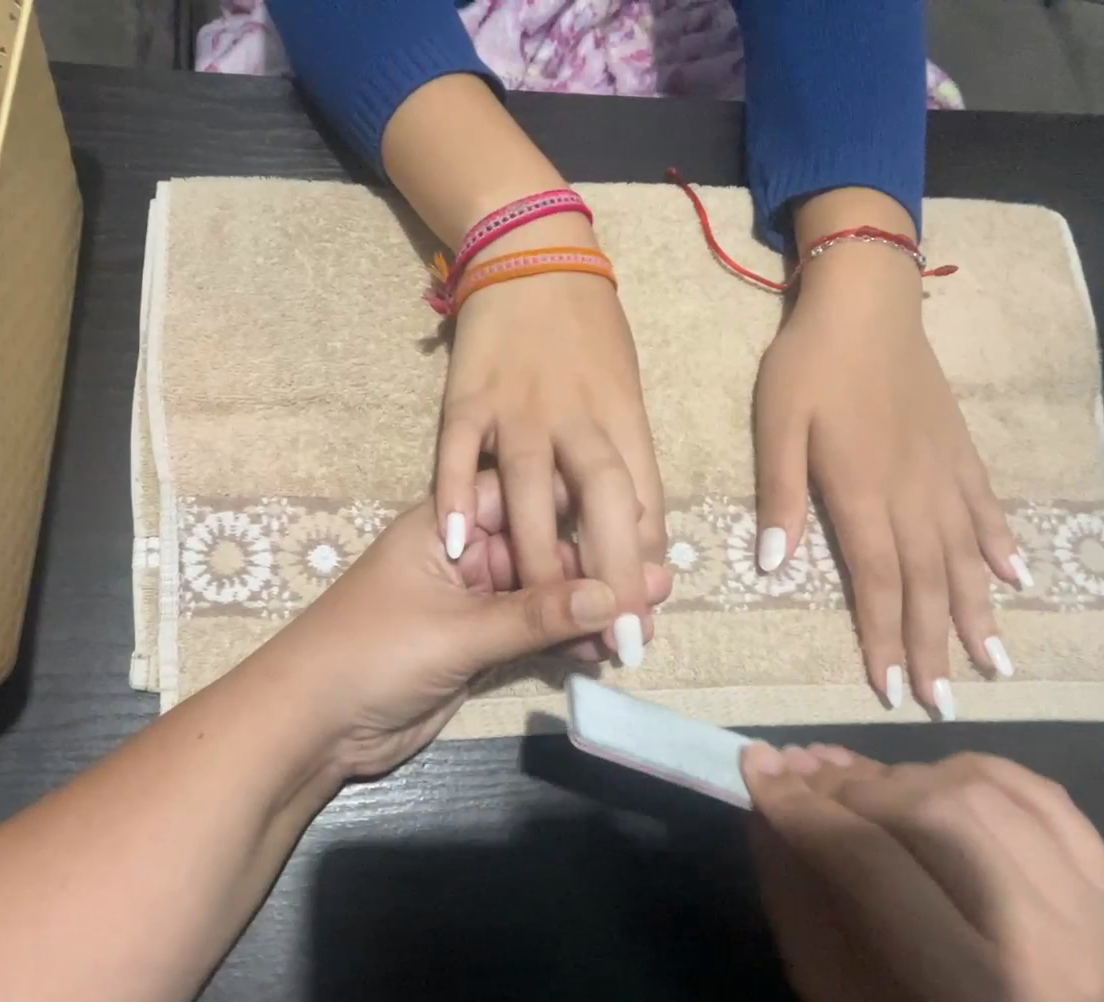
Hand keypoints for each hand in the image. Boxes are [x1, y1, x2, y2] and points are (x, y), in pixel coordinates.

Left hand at [254, 473, 672, 779]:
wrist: (314, 723)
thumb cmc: (372, 654)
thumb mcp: (456, 630)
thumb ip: (535, 615)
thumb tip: (614, 596)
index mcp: (447, 525)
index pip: (524, 500)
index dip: (579, 515)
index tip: (636, 531)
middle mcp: (464, 555)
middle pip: (540, 552)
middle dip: (594, 572)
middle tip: (656, 588)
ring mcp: (470, 603)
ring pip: (541, 598)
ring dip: (586, 611)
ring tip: (645, 622)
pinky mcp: (475, 646)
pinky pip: (530, 635)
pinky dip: (563, 642)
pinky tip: (604, 650)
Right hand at [439, 250, 666, 666]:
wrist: (534, 254)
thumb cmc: (587, 335)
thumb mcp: (625, 396)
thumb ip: (630, 467)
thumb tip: (643, 544)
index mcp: (622, 418)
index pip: (641, 502)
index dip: (645, 567)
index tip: (645, 626)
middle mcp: (576, 416)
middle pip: (600, 499)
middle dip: (609, 574)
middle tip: (613, 645)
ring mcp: (519, 405)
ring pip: (531, 485)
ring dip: (537, 551)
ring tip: (537, 613)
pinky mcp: (468, 396)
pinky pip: (460, 451)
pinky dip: (459, 495)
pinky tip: (459, 543)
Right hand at [742, 743, 1103, 1001]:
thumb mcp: (826, 982)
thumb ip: (791, 880)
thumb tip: (766, 780)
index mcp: (969, 991)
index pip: (869, 860)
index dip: (800, 805)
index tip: (755, 766)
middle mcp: (1049, 945)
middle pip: (929, 812)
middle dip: (847, 785)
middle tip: (803, 779)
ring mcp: (1096, 910)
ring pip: (976, 789)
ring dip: (899, 776)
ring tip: (863, 792)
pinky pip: (1033, 789)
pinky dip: (966, 771)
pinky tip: (930, 788)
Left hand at [755, 194, 1023, 716]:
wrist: (866, 303)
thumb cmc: (807, 367)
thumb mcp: (776, 429)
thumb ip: (781, 498)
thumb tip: (778, 568)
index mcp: (862, 494)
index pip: (876, 583)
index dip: (884, 639)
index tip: (895, 690)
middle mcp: (913, 494)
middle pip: (925, 583)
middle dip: (933, 646)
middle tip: (949, 704)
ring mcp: (945, 472)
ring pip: (964, 557)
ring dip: (978, 613)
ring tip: (997, 663)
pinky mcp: (961, 449)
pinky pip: (987, 508)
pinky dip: (1002, 546)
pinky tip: (1017, 576)